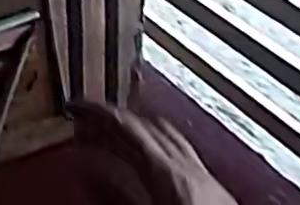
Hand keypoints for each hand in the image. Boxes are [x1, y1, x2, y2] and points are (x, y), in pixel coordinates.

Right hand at [73, 102, 237, 204]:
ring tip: (121, 134)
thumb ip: (114, 190)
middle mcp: (188, 165)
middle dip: (115, 119)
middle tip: (93, 122)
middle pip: (145, 124)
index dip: (98, 110)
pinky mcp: (221, 192)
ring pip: (170, 135)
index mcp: (166, 168)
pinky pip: (188, 154)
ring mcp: (207, 177)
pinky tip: (157, 161)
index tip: (78, 108)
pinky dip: (165, 147)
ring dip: (142, 129)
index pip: (125, 122)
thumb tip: (85, 166)